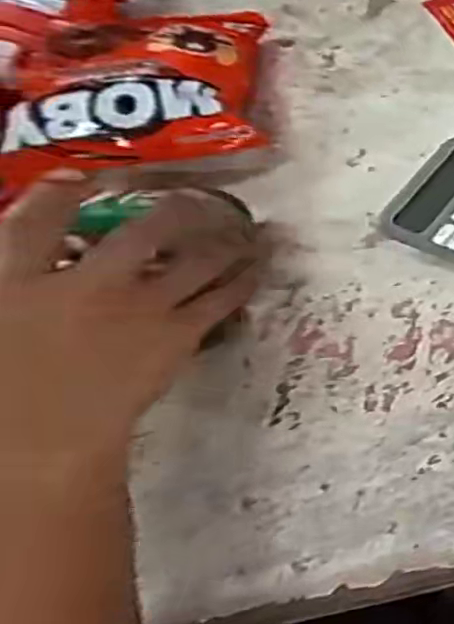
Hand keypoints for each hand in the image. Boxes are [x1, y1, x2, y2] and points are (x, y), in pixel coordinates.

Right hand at [0, 174, 260, 470]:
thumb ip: (11, 289)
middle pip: (144, 231)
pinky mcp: (180, 333)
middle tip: (190, 200)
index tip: (76, 178)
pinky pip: (228, 295)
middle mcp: (88, 286)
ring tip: (242, 231)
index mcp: (10, 286)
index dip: (55, 196)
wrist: (30, 444)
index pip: (31, 225)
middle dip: (173, 210)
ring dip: (226, 240)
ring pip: (202, 258)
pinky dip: (248, 277)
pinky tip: (258, 266)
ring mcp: (142, 308)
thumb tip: (34, 268)